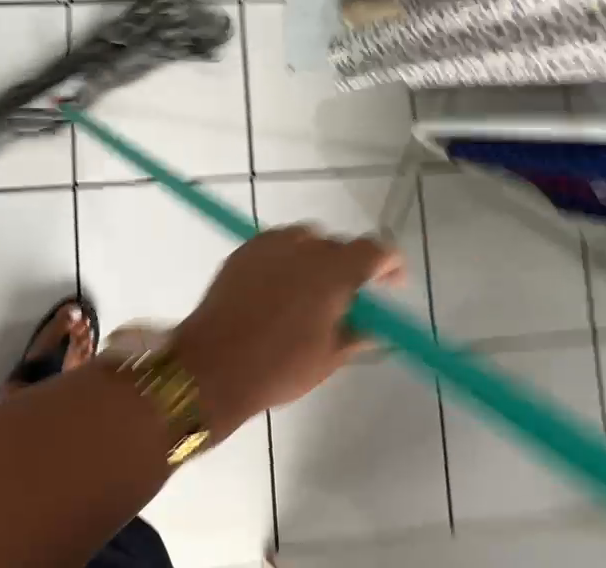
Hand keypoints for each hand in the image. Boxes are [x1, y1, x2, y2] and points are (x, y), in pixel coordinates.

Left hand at [170, 226, 405, 437]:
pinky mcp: (242, 251)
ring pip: (304, 240)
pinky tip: (280, 288)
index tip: (392, 284)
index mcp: (332, 272)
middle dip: (349, 266)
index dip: (389, 264)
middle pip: (337, 245)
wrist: (214, 363)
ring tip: (311, 293)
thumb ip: (357, 334)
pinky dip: (286, 258)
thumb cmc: (279, 366)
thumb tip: (372, 326)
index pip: (373, 250)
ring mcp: (268, 245)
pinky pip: (275, 245)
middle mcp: (302, 248)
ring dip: (315, 259)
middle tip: (348, 298)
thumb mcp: (330, 357)